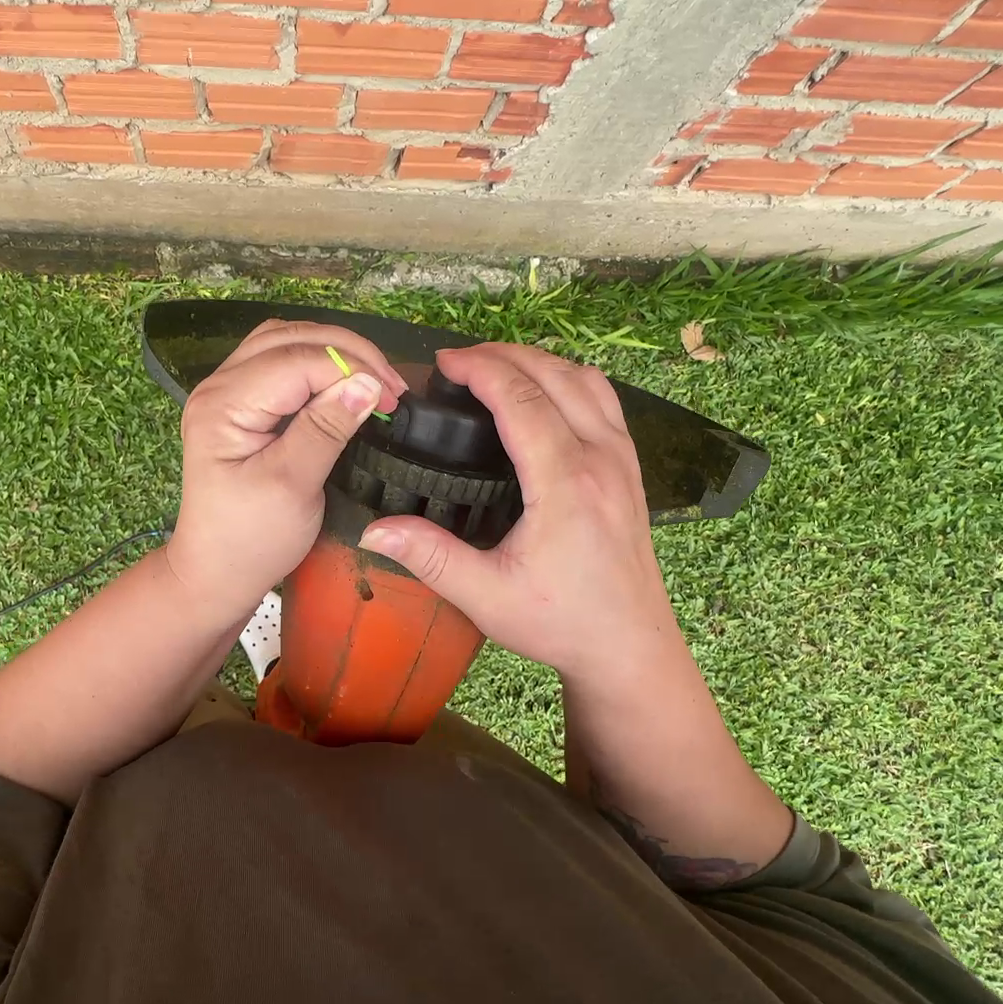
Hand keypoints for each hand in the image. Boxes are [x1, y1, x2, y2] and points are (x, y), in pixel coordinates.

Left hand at [165, 319, 406, 616]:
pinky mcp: (240, 406)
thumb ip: (326, 429)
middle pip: (289, 339)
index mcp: (224, 405)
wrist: (215, 573)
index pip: (296, 360)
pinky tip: (343, 382)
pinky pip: (280, 364)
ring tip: (374, 378)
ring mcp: (226, 393)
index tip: (393, 397)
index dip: (351, 367)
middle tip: (393, 385)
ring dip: (333, 351)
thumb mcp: (293, 487)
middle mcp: (218, 387)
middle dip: (348, 352)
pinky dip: (317, 364)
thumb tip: (368, 383)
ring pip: (285, 343)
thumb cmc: (251, 539)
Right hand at [356, 343, 685, 686]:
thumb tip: (372, 530)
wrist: (629, 648)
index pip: (521, 399)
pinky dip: (567, 379)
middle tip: (457, 362)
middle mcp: (600, 458)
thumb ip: (430, 557)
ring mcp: (622, 460)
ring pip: (585, 380)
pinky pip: (603, 400)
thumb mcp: (486, 596)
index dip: (480, 369)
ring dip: (538, 362)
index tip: (442, 364)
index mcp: (565, 482)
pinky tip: (542, 394)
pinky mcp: (630, 469)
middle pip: (554, 375)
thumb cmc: (559, 622)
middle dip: (504, 355)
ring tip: (495, 368)